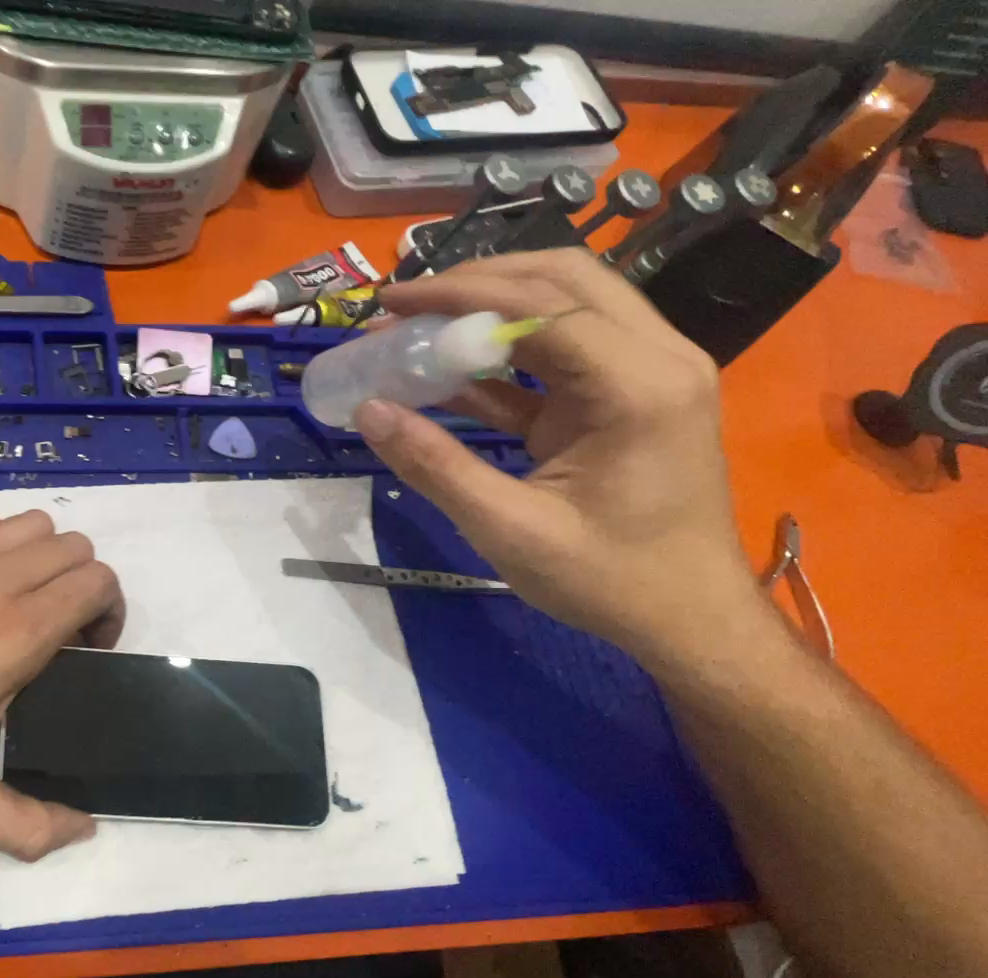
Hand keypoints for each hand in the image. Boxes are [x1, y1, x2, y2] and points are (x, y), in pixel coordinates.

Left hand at [0, 504, 122, 860]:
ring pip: (31, 524)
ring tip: (21, 603)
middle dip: (85, 586)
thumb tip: (84, 833)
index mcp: (15, 632)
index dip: (110, 614)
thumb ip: (30, 827)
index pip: (98, 582)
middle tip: (61, 635)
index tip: (88, 652)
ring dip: (44, 557)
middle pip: (74, 546)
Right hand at [354, 249, 763, 663]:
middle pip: (562, 280)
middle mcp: (656, 358)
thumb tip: (366, 411)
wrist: (689, 618)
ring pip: (563, 303)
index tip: (388, 301)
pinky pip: (559, 351)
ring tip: (416, 326)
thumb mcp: (509, 529)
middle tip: (402, 306)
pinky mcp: (624, 395)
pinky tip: (443, 369)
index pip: (541, 307)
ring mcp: (646, 373)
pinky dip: (500, 352)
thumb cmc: (609, 580)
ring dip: (488, 307)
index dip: (458, 295)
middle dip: (475, 283)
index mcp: (639, 386)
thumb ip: (435, 465)